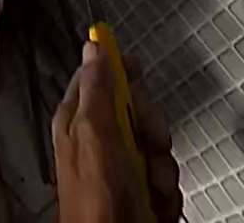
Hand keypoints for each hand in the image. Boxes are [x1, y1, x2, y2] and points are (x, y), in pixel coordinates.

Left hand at [54, 40, 181, 222]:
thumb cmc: (96, 200)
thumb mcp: (94, 132)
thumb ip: (97, 87)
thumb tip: (94, 44)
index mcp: (78, 119)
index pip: (99, 74)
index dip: (119, 68)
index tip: (135, 71)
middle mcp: (98, 139)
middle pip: (135, 105)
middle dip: (151, 123)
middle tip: (148, 140)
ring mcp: (120, 164)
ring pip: (154, 139)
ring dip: (161, 162)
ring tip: (151, 182)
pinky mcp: (139, 188)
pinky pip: (163, 171)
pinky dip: (165, 187)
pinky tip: (155, 200)